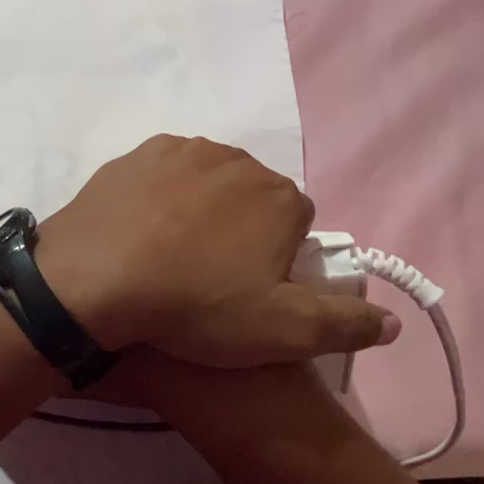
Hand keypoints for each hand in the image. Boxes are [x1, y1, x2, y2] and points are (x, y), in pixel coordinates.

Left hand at [34, 135, 397, 366]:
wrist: (93, 278)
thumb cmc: (193, 306)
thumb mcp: (280, 332)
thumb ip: (344, 323)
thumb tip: (391, 320)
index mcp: (279, 197)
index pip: (296, 223)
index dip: (276, 258)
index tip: (248, 288)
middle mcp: (236, 160)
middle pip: (252, 198)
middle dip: (241, 229)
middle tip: (209, 275)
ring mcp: (181, 150)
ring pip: (208, 182)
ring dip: (201, 209)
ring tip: (172, 253)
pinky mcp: (136, 153)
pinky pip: (164, 174)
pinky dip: (161, 195)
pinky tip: (143, 228)